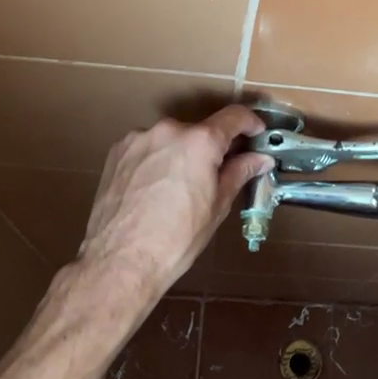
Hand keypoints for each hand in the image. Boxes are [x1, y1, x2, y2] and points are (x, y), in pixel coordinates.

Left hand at [76, 105, 273, 291]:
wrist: (120, 261)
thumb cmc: (176, 238)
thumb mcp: (217, 206)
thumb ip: (239, 173)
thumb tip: (260, 159)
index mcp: (199, 141)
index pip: (234, 116)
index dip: (250, 123)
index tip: (256, 134)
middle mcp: (168, 130)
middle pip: (199, 131)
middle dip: (211, 149)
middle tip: (215, 175)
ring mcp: (138, 138)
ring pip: (171, 139)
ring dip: (181, 154)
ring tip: (178, 189)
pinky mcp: (117, 152)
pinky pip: (147, 148)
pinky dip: (156, 160)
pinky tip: (153, 190)